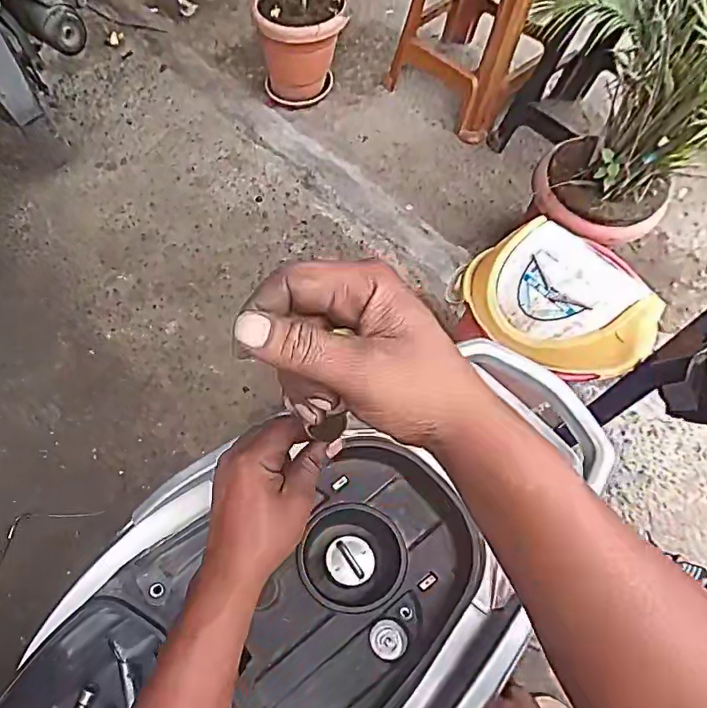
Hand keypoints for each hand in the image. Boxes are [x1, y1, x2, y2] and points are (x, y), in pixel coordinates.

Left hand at [202, 415, 332, 590]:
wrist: (234, 566)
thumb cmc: (259, 542)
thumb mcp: (298, 501)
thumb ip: (311, 466)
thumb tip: (322, 446)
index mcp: (251, 459)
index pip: (285, 425)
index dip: (311, 426)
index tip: (327, 432)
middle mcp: (234, 458)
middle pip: (271, 429)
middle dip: (298, 434)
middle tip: (321, 445)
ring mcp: (227, 468)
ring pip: (260, 440)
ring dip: (284, 445)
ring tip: (306, 460)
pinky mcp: (226, 479)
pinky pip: (251, 456)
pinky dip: (270, 457)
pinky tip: (285, 472)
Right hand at [233, 260, 497, 448]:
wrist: (455, 425)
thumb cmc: (429, 394)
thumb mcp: (359, 371)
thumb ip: (301, 348)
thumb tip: (251, 328)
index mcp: (366, 284)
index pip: (291, 282)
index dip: (267, 316)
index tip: (256, 349)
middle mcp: (358, 298)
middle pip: (290, 316)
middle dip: (292, 360)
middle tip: (312, 388)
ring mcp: (354, 326)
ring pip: (297, 345)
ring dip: (303, 381)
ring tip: (328, 401)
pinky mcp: (351, 351)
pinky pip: (312, 363)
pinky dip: (313, 388)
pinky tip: (330, 404)